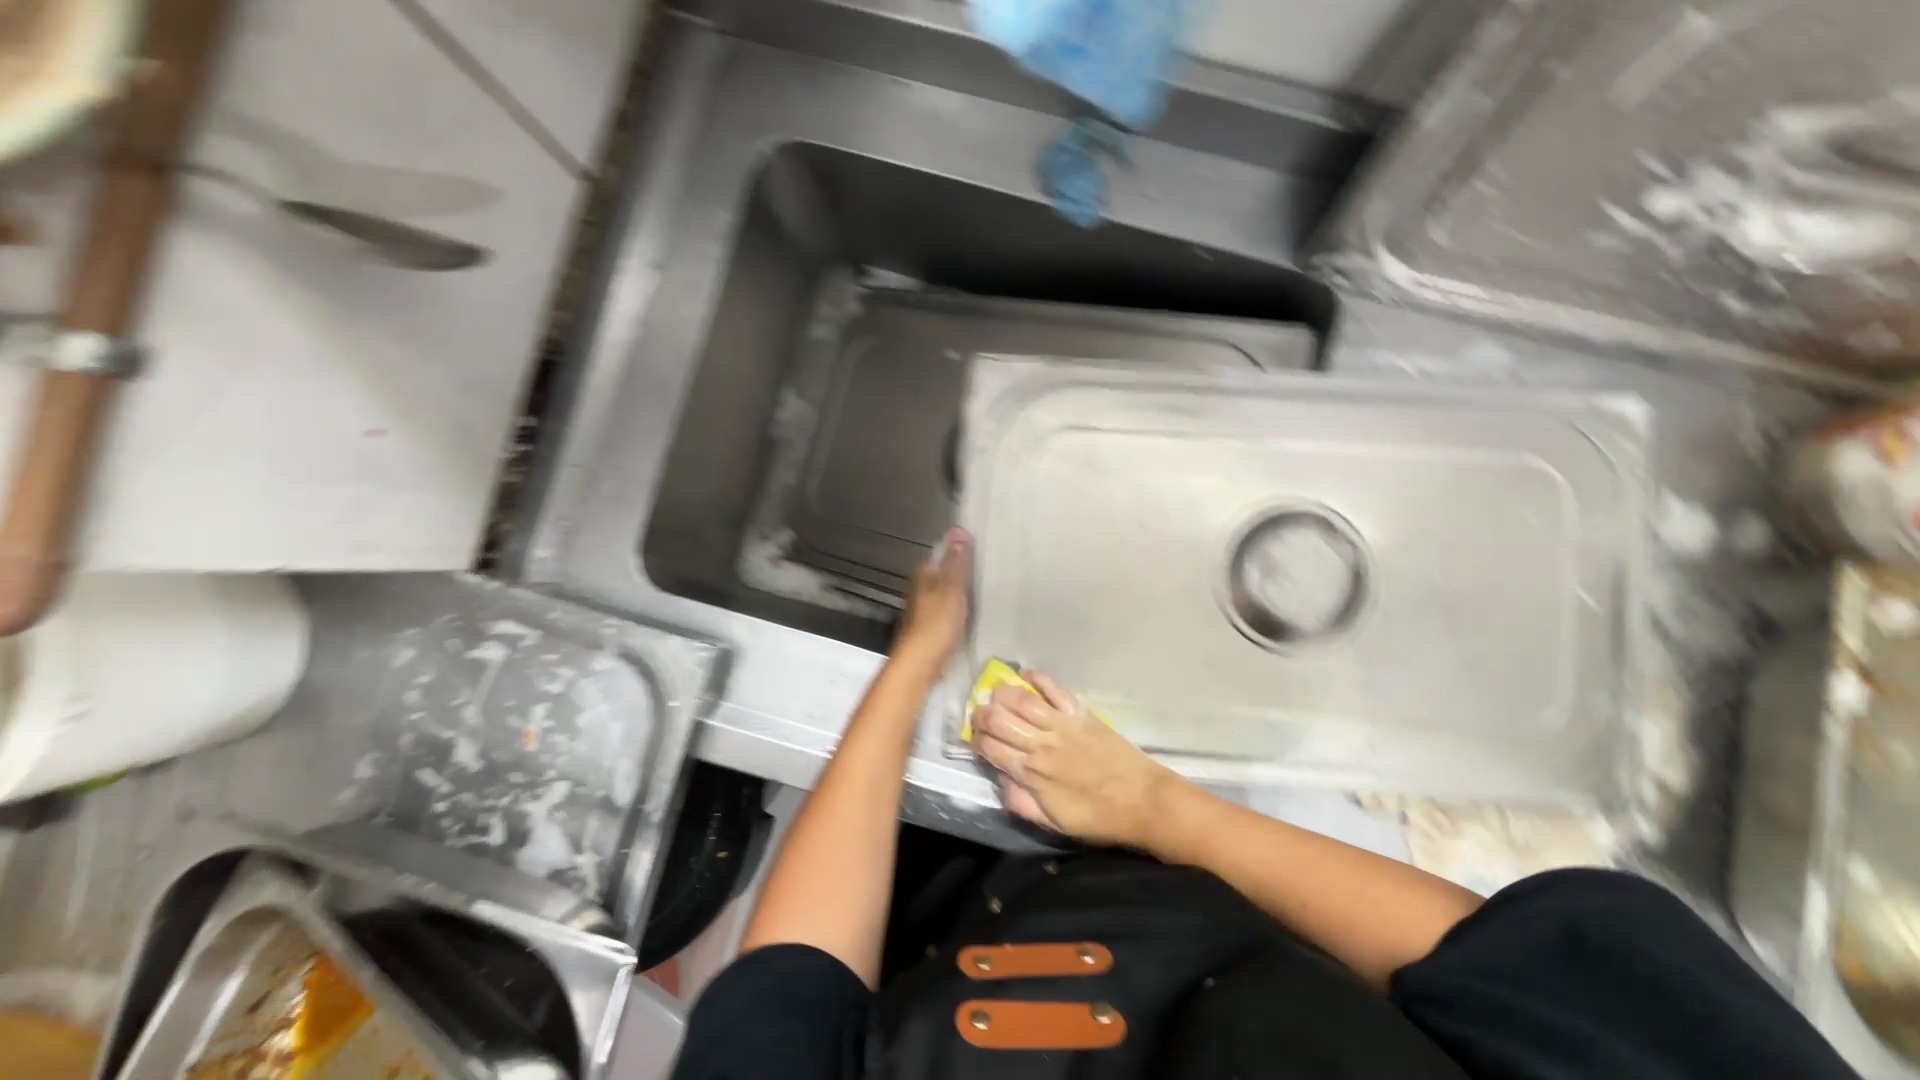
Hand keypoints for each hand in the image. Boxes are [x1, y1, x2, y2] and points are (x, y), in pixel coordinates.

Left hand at [892, 527, 971, 668]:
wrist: (920, 663)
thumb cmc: (937, 623)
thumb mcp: (952, 589)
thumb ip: (956, 563)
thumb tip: (957, 530)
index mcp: (923, 576)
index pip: (937, 555)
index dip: (953, 552)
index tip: (974, 551)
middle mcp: (919, 591)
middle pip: (938, 576)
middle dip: (955, 573)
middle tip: (982, 571)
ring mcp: (922, 612)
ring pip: (941, 595)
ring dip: (955, 593)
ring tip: (980, 592)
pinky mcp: (928, 631)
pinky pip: (944, 614)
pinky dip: (954, 612)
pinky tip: (967, 616)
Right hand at [969, 671, 1182, 847]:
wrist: (1143, 801)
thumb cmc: (1098, 817)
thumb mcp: (1054, 824)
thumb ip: (1021, 803)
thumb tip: (1001, 779)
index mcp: (1032, 774)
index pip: (991, 748)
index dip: (977, 742)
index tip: (977, 743)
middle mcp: (1042, 744)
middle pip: (999, 719)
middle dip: (982, 715)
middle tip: (981, 718)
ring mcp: (1062, 725)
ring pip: (1021, 699)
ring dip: (1001, 694)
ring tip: (996, 696)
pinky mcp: (1081, 713)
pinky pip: (1054, 689)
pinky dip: (1038, 678)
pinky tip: (1026, 675)